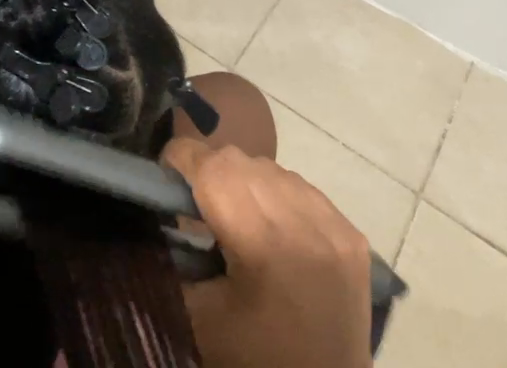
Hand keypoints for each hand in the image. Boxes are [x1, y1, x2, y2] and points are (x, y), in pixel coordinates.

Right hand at [162, 137, 372, 367]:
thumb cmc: (251, 361)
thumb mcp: (194, 315)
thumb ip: (170, 256)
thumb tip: (154, 210)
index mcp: (263, 243)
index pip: (212, 167)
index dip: (181, 160)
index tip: (164, 177)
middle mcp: (304, 223)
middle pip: (239, 162)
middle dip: (209, 171)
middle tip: (195, 202)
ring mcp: (335, 226)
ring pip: (271, 168)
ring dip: (245, 180)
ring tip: (235, 215)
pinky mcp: (353, 235)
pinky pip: (303, 188)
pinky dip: (278, 195)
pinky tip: (271, 228)